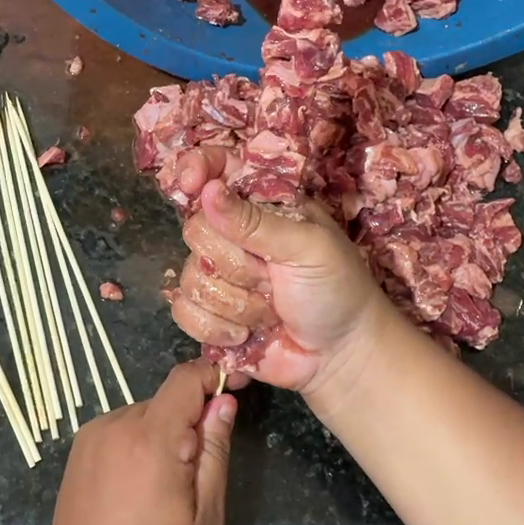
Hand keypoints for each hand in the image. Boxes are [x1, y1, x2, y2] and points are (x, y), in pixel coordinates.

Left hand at [33, 361, 236, 524]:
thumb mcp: (204, 517)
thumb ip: (215, 452)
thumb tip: (224, 402)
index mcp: (152, 438)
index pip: (185, 378)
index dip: (214, 375)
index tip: (237, 387)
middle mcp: (119, 422)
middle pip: (167, 399)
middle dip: (190, 422)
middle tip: (196, 473)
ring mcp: (95, 431)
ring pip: (146, 414)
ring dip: (164, 435)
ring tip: (161, 489)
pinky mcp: (81, 444)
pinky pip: (123, 427)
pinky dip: (140, 443)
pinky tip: (136, 486)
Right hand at [168, 147, 410, 395]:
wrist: (340, 356)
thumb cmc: (337, 290)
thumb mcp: (308, 247)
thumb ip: (256, 220)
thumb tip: (207, 190)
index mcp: (261, 204)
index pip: (216, 168)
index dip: (197, 169)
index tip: (191, 185)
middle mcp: (232, 233)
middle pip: (195, 229)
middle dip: (234, 263)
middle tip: (272, 277)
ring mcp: (218, 273)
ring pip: (190, 275)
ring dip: (234, 301)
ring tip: (270, 310)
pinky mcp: (208, 312)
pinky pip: (183, 310)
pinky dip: (215, 327)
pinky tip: (245, 333)